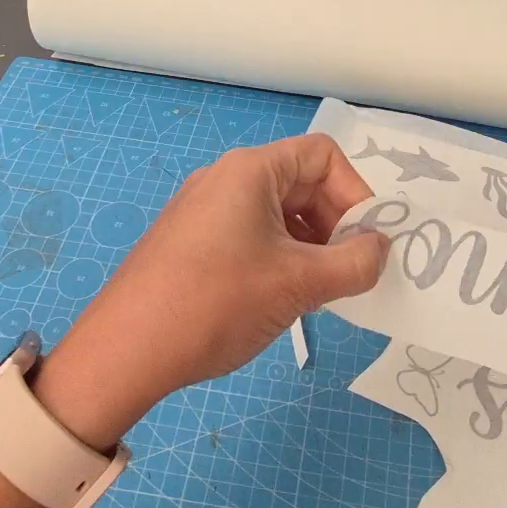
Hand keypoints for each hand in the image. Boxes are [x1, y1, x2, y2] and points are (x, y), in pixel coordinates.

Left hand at [31, 135, 388, 449]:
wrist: (125, 351)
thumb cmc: (217, 302)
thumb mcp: (298, 283)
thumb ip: (354, 263)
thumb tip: (381, 248)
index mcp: (251, 171)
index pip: (323, 156)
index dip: (355, 193)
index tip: (365, 242)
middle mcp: (226, 179)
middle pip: (301, 183)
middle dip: (335, 224)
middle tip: (347, 273)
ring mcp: (204, 211)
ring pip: (277, 213)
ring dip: (309, 246)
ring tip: (318, 291)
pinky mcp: (191, 242)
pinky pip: (251, 235)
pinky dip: (279, 257)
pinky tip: (280, 298)